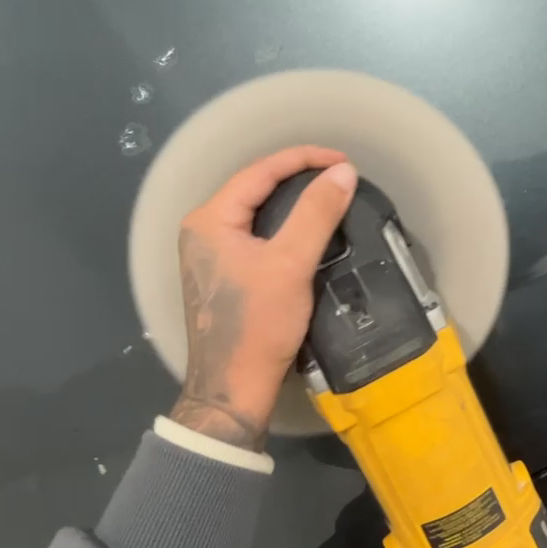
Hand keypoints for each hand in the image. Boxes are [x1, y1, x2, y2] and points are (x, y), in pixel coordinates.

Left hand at [170, 146, 357, 449]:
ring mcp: (209, 253)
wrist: (233, 388)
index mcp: (210, 219)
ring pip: (256, 211)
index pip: (260, 171)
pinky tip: (308, 231)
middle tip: (339, 177)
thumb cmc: (258, 324)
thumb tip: (343, 172)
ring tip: (329, 198)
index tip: (343, 161)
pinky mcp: (222, 274)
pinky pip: (255, 234)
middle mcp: (202, 229)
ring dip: (292, 201)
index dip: (304, 159)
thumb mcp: (291, 264)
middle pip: (255, 187)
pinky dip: (284, 225)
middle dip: (298, 176)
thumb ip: (316, 213)